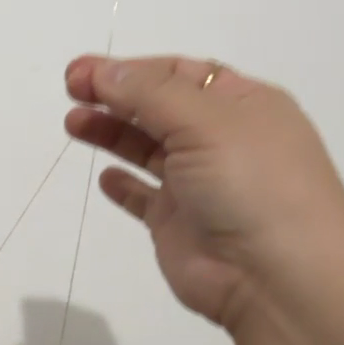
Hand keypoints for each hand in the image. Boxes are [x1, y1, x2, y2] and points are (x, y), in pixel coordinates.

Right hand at [63, 55, 343, 329]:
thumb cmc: (251, 185)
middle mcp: (220, 140)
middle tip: (70, 91)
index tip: (82, 73)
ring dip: (111, 133)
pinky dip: (123, 185)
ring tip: (74, 123)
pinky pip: (143, 197)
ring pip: (147, 149)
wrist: (273, 275)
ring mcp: (197, 184)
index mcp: (242, 104)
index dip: (130, 69)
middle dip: (115, 95)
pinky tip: (104, 177)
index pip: (179, 74)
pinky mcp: (176, 224)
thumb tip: (105, 71)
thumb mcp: (205, 123)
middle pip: (158, 107)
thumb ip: (149, 95)